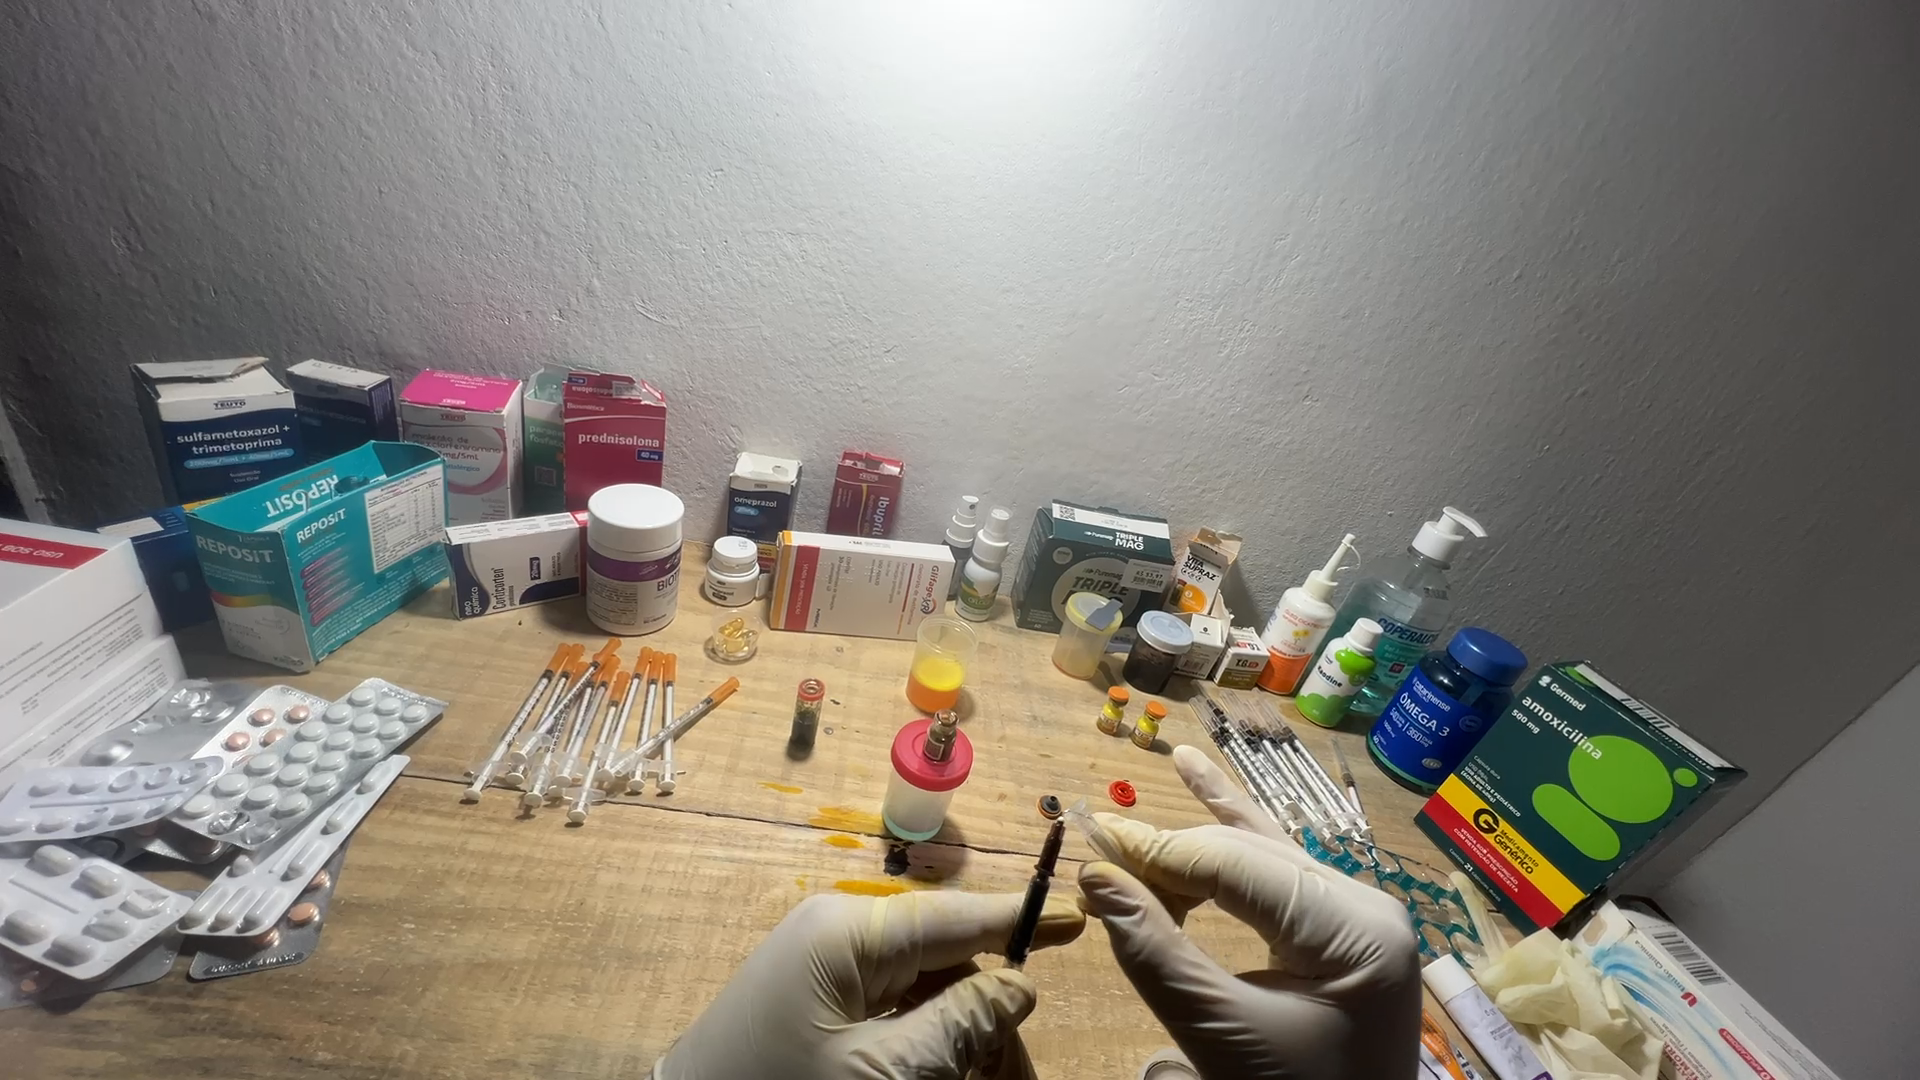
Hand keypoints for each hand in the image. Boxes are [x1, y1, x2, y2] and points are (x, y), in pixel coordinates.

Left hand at [656, 889, 1084, 1079]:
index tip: (1073, 911)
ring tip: (981, 1067)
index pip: (953, 915)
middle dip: (984, 1000)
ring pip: (917, 983)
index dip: (1016, 917)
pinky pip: (887, 1003)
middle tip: (1015, 1058)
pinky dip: (919, 1035)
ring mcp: (824, 961)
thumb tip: (1017, 985)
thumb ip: (955, 1026)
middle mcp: (839, 930)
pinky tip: (938, 1061)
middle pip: (939, 954)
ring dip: (953, 1026)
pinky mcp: (815, 994)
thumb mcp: (876, 1076)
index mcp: (848, 930)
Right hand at [1078, 744, 1421, 1079]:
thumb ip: (1155, 950)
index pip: (1232, 865)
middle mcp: (1361, 902)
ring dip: (1185, 850)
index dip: (1155, 852)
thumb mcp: (1221, 1036)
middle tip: (1100, 859)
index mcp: (1352, 929)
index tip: (1091, 846)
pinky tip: (1193, 770)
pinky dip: (1225, 822)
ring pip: (1249, 852)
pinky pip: (1268, 863)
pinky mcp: (1335, 920)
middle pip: (1241, 853)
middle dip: (1167, 856)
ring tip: (1125, 839)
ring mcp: (1353, 907)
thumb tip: (1093, 874)